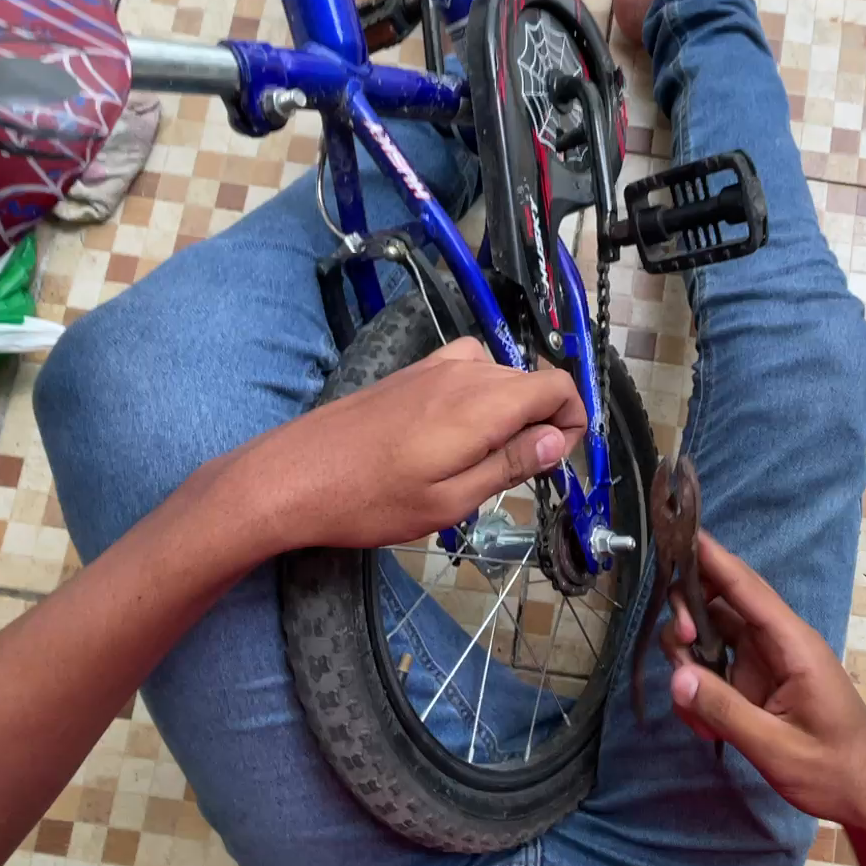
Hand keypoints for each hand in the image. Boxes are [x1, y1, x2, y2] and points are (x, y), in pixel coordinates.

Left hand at [227, 337, 586, 550]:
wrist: (291, 476)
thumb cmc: (372, 500)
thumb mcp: (452, 500)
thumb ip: (511, 464)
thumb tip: (560, 440)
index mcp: (483, 403)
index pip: (558, 386)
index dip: (574, 419)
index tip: (560, 458)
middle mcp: (465, 371)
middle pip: (532, 381)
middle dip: (542, 421)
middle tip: (518, 472)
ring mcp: (435, 365)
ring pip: (502, 375)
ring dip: (511, 410)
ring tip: (485, 457)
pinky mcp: (412, 371)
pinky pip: (469, 370)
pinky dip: (481, 395)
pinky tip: (455, 431)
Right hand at [660, 532, 865, 831]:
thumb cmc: (836, 771)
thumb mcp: (779, 749)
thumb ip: (725, 711)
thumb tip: (676, 677)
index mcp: (791, 642)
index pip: (745, 586)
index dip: (711, 556)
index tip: (679, 531)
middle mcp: (774, 641)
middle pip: (717, 602)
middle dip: (687, 616)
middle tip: (681, 648)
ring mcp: (762, 660)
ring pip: (708, 634)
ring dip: (688, 662)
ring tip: (696, 713)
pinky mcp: (753, 681)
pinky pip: (712, 667)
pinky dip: (698, 689)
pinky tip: (706, 728)